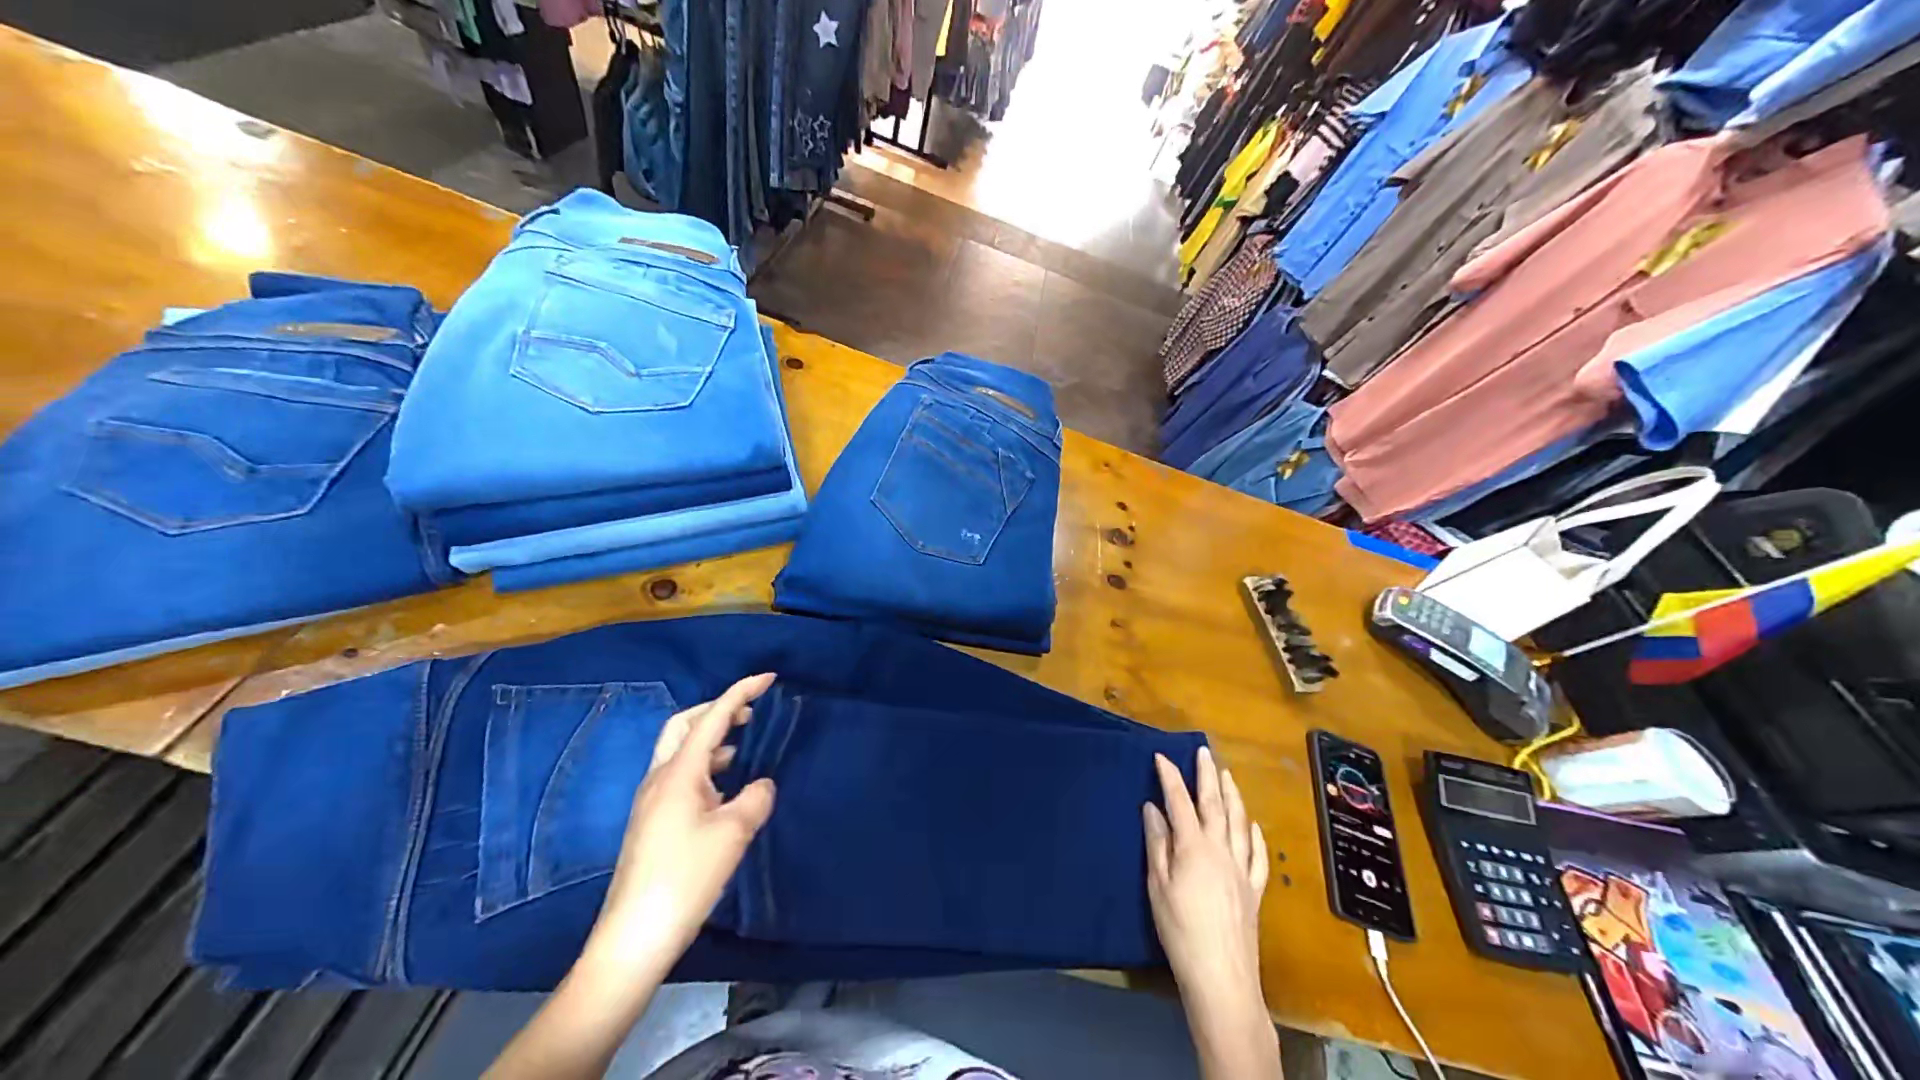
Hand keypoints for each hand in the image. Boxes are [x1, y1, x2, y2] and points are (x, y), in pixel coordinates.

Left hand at [582, 672, 778, 975]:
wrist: (634, 936)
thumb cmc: (685, 878)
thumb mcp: (733, 834)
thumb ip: (755, 798)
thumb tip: (761, 785)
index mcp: (678, 773)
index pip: (712, 718)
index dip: (741, 692)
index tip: (769, 679)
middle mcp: (659, 778)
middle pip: (685, 724)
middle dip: (718, 709)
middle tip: (751, 712)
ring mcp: (652, 801)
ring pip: (681, 751)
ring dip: (712, 739)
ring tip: (745, 746)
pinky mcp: (653, 822)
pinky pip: (681, 776)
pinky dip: (707, 766)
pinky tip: (726, 787)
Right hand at [1144, 746, 1269, 1006]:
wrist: (1222, 976)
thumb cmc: (1180, 930)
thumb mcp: (1157, 886)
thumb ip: (1157, 844)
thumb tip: (1153, 808)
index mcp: (1194, 848)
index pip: (1180, 803)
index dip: (1170, 777)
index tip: (1161, 756)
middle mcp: (1221, 851)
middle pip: (1215, 805)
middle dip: (1207, 775)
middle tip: (1203, 751)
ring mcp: (1242, 869)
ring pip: (1239, 823)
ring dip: (1233, 795)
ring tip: (1227, 775)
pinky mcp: (1254, 889)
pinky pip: (1257, 854)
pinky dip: (1254, 833)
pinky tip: (1252, 824)